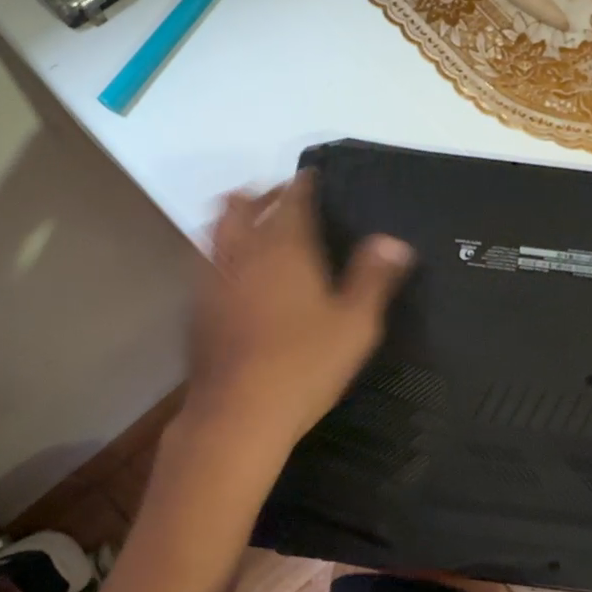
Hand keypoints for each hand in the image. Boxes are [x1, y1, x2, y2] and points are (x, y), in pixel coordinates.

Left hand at [184, 171, 413, 441]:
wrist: (239, 413)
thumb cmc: (305, 366)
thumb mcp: (355, 325)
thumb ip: (374, 278)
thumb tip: (394, 241)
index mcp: (284, 247)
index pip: (292, 198)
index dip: (304, 183)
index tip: (314, 178)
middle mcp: (241, 251)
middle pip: (241, 203)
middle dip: (262, 194)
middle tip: (282, 200)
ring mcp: (211, 279)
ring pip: (216, 230)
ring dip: (237, 221)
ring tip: (258, 232)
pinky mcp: (197, 308)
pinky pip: (207, 263)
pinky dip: (224, 256)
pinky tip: (239, 280)